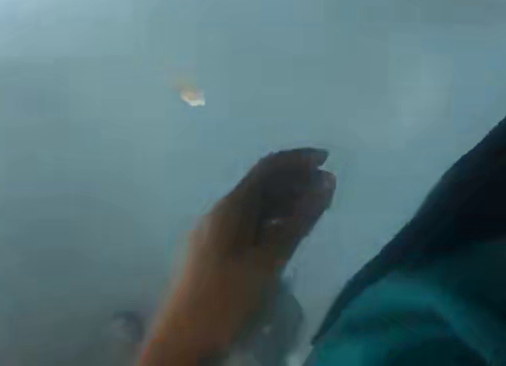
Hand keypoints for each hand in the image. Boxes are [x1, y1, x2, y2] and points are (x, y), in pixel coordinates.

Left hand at [139, 150, 335, 365]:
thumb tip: (329, 181)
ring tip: (314, 212)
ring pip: (257, 206)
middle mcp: (219, 215)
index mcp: (229, 208)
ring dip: (288, 203)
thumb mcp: (269, 259)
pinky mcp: (213, 257)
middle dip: (297, 181)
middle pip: (263, 185)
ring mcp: (213, 236)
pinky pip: (249, 225)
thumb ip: (301, 219)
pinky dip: (274, 222)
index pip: (268, 167)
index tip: (328, 160)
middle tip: (327, 191)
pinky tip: (289, 236)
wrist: (176, 354)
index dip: (299, 158)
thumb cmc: (224, 300)